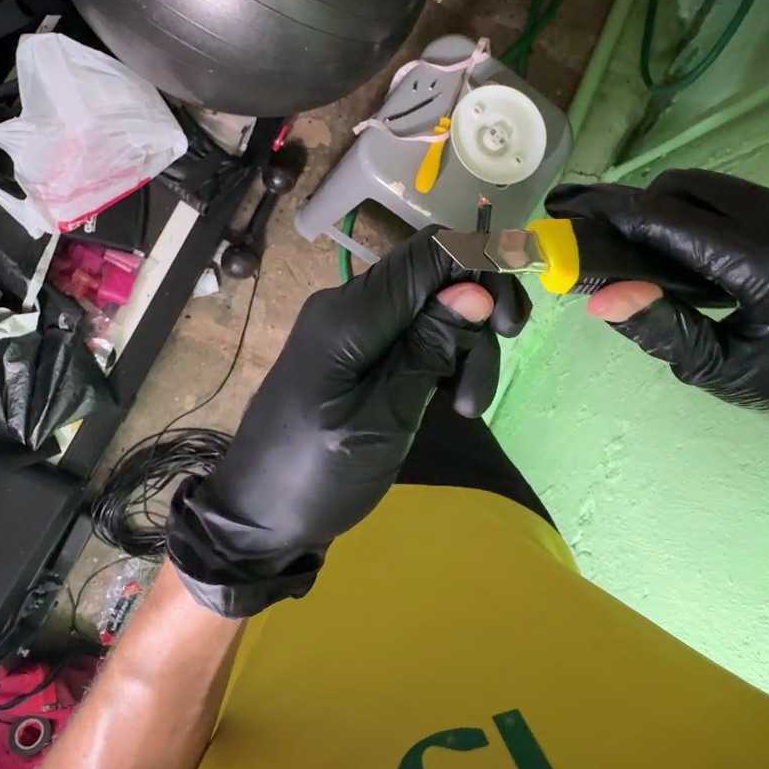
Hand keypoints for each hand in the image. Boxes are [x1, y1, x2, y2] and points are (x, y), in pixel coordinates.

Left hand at [167, 230, 529, 616]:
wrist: (260, 516)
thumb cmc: (317, 476)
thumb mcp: (382, 420)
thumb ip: (428, 350)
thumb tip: (475, 288)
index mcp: (349, 315)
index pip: (429, 253)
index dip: (481, 267)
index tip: (508, 326)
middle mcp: (350, 306)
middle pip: (436, 278)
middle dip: (477, 318)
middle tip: (492, 371)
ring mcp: (353, 329)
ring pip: (432, 308)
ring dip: (464, 349)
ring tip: (466, 409)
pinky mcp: (358, 353)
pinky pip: (414, 335)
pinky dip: (443, 360)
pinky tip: (450, 400)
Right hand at [546, 170, 768, 482]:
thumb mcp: (720, 370)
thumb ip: (660, 327)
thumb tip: (600, 296)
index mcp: (765, 262)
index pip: (669, 219)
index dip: (611, 212)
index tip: (566, 208)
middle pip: (685, 188)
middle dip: (633, 207)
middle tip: (595, 236)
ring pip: (708, 188)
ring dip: (663, 208)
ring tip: (630, 245)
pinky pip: (732, 200)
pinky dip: (694, 214)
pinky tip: (677, 249)